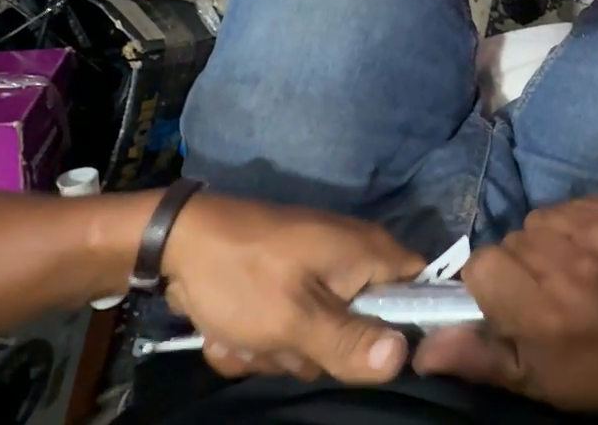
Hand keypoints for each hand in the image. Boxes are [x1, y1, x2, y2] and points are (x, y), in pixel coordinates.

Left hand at [157, 195, 425, 381]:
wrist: (177, 241)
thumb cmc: (243, 274)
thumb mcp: (295, 318)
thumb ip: (349, 341)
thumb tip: (402, 357)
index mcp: (369, 254)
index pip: (420, 289)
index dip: (406, 326)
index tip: (367, 352)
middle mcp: (353, 257)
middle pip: (363, 325)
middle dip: (317, 348)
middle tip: (284, 340)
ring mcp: (318, 269)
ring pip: (320, 333)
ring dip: (279, 347)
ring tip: (245, 333)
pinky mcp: (289, 280)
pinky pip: (289, 324)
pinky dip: (259, 336)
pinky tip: (230, 330)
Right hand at [412, 198, 597, 410]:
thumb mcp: (540, 381)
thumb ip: (479, 358)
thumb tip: (421, 348)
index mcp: (544, 310)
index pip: (481, 265)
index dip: (486, 285)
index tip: (506, 302)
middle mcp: (567, 261)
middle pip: (509, 242)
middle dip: (516, 267)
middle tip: (542, 293)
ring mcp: (596, 228)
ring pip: (536, 221)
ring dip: (542, 244)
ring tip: (568, 270)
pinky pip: (568, 205)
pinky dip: (570, 226)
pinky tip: (589, 251)